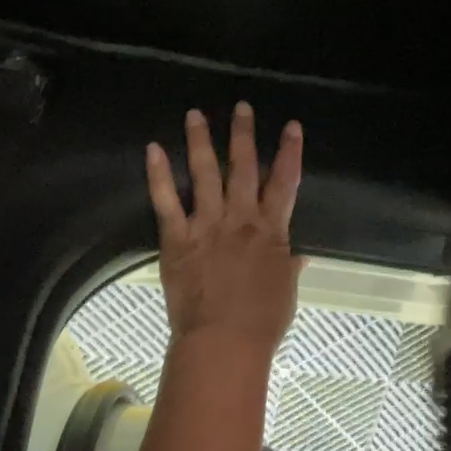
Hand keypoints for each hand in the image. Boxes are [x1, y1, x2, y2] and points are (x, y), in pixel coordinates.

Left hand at [145, 102, 305, 356]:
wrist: (223, 344)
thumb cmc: (261, 322)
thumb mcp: (285, 291)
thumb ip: (288, 265)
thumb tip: (298, 255)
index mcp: (270, 230)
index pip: (285, 181)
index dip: (290, 152)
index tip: (291, 126)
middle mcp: (240, 218)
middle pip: (243, 167)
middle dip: (243, 134)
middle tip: (241, 107)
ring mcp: (207, 225)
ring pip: (204, 173)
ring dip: (200, 141)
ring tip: (195, 115)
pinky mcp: (177, 238)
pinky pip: (166, 200)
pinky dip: (158, 174)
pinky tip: (153, 149)